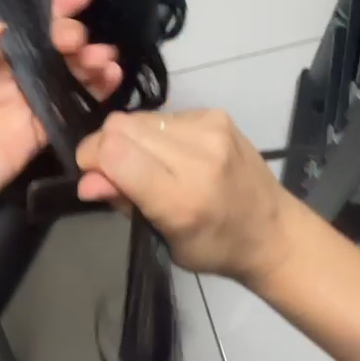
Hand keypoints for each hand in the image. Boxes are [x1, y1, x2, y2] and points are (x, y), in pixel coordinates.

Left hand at [0, 0, 123, 245]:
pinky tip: (109, 78)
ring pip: (63, 71)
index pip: (16, 19)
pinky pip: (67, 107)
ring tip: (105, 57)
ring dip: (90, 59)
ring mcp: (19, 102)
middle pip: (47, 43)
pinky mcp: (33, 134)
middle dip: (71, 33)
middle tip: (78, 40)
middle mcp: (0, 70)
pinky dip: (92, 91)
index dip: (49, 6)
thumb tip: (1, 24)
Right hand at [74, 109, 295, 285]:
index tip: (92, 175)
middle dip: (105, 145)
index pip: (117, 155)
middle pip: (121, 127)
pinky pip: (163, 114)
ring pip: (138, 116)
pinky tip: (171, 153)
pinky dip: (155, 132)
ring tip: (147, 163)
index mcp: (182, 200)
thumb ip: (123, 203)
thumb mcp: (163, 240)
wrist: (274, 230)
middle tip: (113, 170)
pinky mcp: (215, 114)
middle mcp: (197, 157)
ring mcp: (209, 129)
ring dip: (130, 137)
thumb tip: (85, 179)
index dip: (92, 158)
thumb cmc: (215, 247)